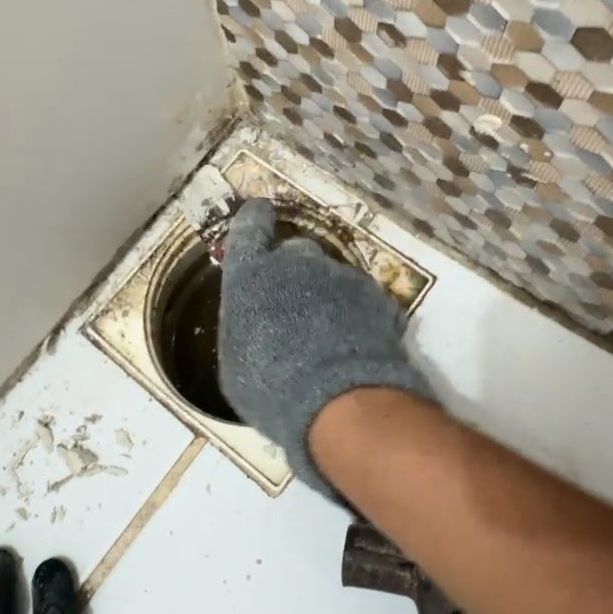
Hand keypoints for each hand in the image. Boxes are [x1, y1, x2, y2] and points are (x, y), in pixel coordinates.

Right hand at [217, 197, 433, 497]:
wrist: (340, 399)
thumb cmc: (270, 386)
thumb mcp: (237, 361)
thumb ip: (246, 328)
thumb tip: (256, 326)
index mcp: (251, 274)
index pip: (249, 229)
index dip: (254, 220)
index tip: (259, 214)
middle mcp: (297, 262)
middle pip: (295, 252)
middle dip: (293, 271)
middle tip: (293, 307)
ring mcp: (341, 275)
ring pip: (330, 276)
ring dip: (326, 296)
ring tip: (328, 336)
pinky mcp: (375, 295)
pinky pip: (360, 299)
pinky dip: (356, 315)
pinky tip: (354, 346)